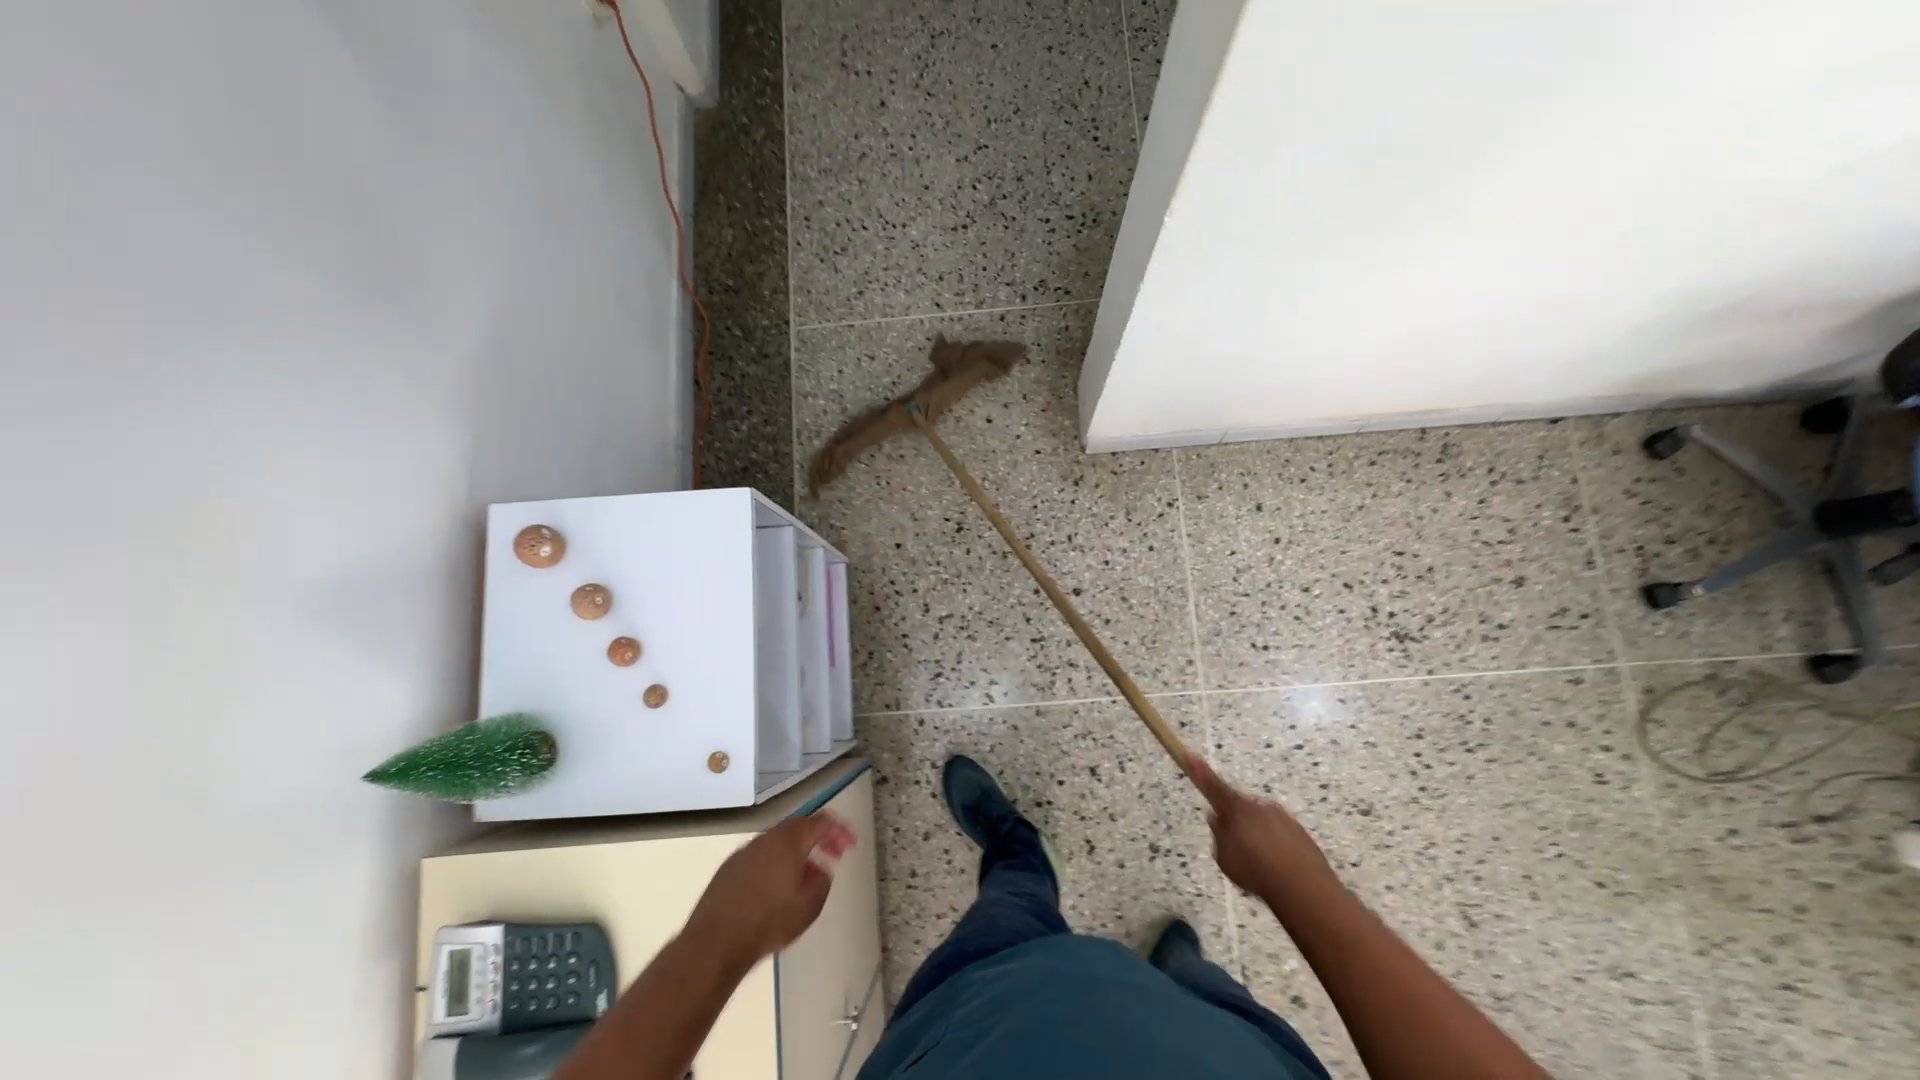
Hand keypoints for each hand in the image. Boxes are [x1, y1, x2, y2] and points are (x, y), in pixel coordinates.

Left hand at [683, 812, 856, 971]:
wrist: (716, 942)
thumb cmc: (769, 922)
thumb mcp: (810, 905)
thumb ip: (822, 880)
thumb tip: (820, 868)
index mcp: (789, 842)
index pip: (821, 821)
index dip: (840, 829)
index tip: (850, 844)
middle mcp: (765, 839)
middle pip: (797, 827)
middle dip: (818, 839)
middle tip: (831, 855)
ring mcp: (743, 852)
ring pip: (776, 843)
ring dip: (795, 852)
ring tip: (804, 876)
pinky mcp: (728, 869)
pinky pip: (759, 857)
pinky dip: (774, 863)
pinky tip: (775, 888)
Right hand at [1190, 753, 1335, 902]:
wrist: (1303, 886)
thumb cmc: (1255, 871)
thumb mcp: (1224, 858)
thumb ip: (1219, 835)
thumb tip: (1217, 819)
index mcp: (1237, 810)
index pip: (1214, 786)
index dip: (1201, 771)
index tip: (1191, 755)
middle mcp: (1260, 806)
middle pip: (1241, 806)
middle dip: (1236, 820)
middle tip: (1236, 847)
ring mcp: (1282, 816)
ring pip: (1261, 820)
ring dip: (1257, 834)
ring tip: (1260, 863)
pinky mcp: (1299, 830)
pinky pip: (1280, 831)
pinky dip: (1275, 843)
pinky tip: (1277, 865)